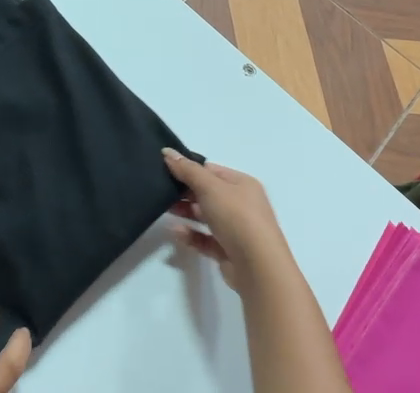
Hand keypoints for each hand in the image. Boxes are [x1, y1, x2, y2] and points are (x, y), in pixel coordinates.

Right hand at [163, 148, 291, 294]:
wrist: (259, 268)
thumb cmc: (237, 218)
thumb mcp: (210, 187)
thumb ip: (187, 170)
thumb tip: (166, 151)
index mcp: (243, 185)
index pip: (212, 171)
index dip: (190, 169)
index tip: (166, 170)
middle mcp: (242, 205)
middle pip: (208, 193)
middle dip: (185, 192)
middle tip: (161, 190)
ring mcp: (237, 229)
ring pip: (206, 216)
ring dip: (186, 212)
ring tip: (164, 210)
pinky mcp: (230, 251)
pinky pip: (206, 238)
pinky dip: (191, 235)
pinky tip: (176, 232)